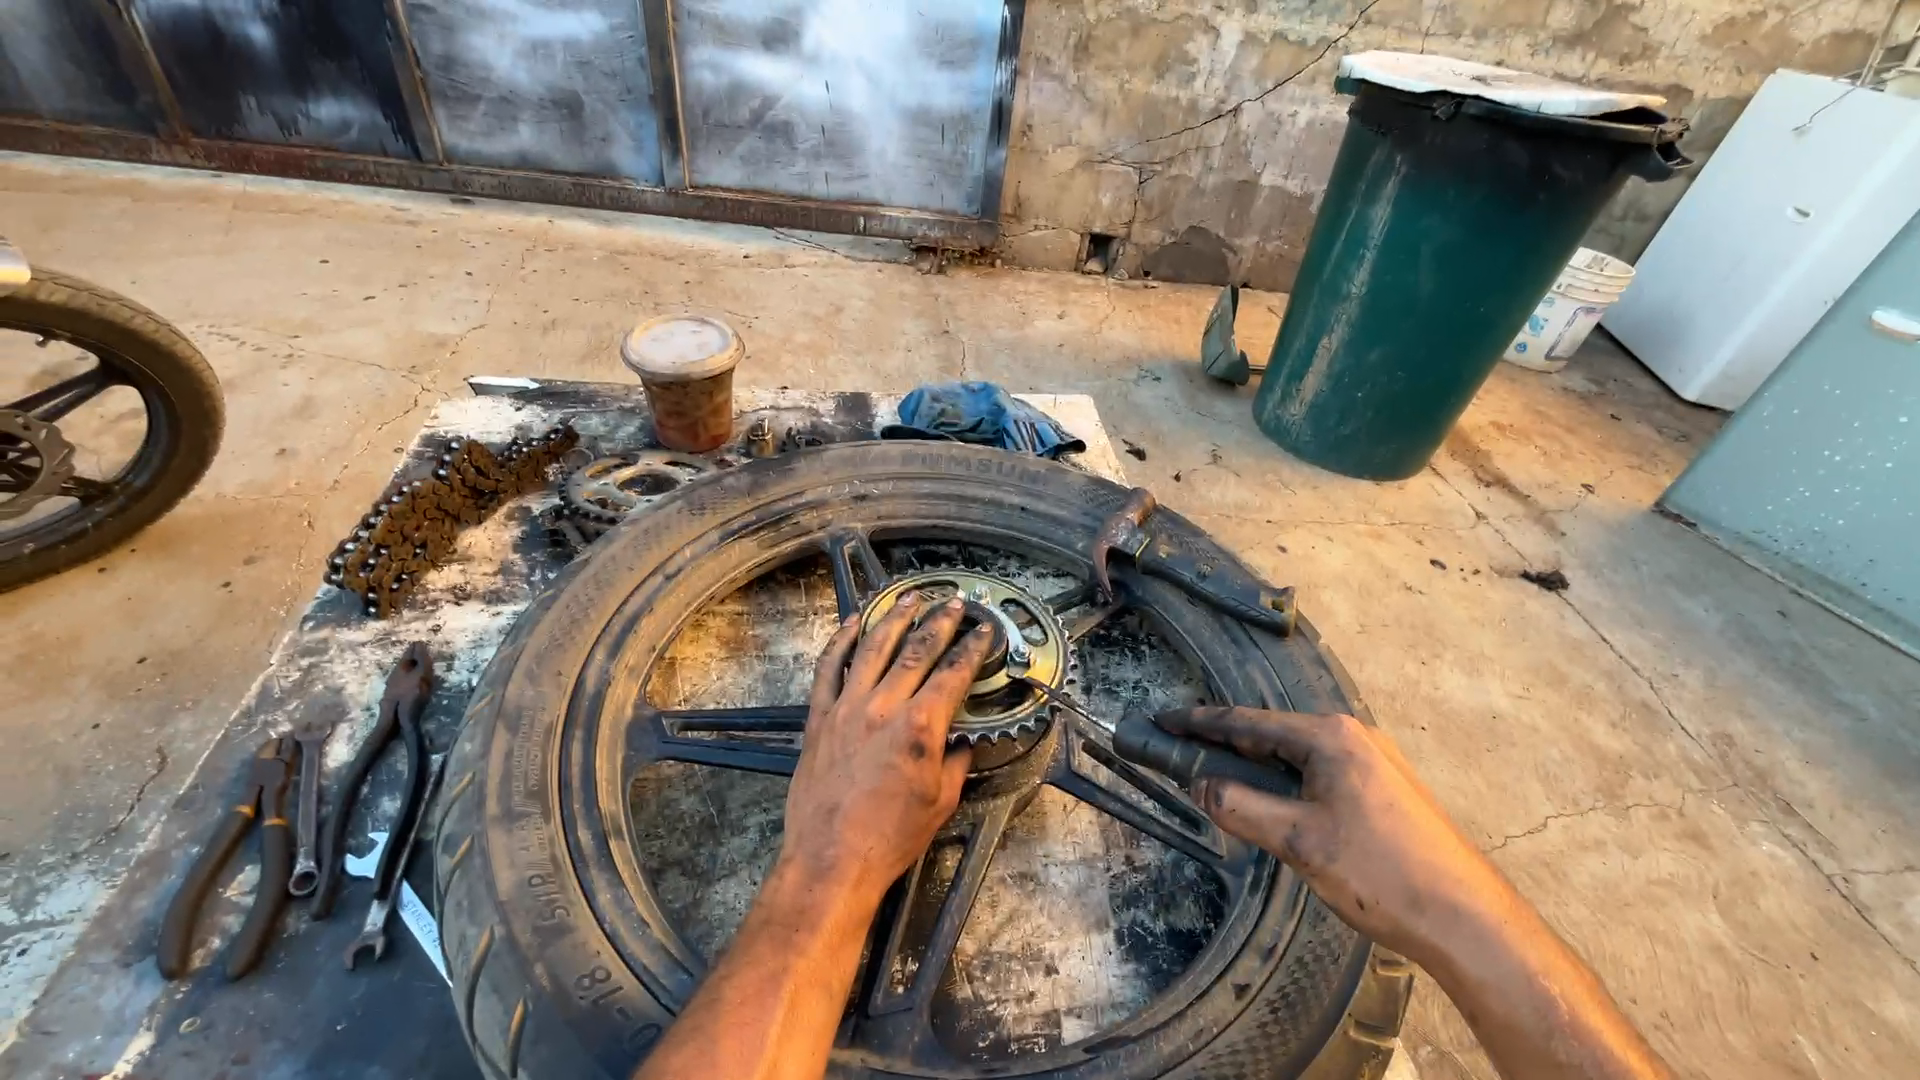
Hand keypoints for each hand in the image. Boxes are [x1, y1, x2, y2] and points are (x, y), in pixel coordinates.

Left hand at [779, 594, 993, 906]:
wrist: (831, 858)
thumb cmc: (892, 836)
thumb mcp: (942, 800)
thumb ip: (957, 759)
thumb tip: (965, 737)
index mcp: (920, 727)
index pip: (953, 674)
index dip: (973, 648)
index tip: (984, 631)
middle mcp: (883, 707)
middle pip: (916, 650)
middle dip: (940, 622)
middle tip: (954, 603)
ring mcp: (846, 707)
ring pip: (872, 648)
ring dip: (894, 618)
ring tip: (910, 596)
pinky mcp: (819, 716)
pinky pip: (828, 668)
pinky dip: (840, 641)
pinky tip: (852, 623)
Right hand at [1156, 708, 1516, 967]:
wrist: (1470, 920)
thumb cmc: (1380, 874)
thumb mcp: (1298, 842)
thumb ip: (1240, 806)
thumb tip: (1198, 785)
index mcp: (1329, 736)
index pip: (1248, 721)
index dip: (1200, 722)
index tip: (1163, 720)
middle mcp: (1352, 735)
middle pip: (1272, 730)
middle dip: (1226, 739)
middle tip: (1183, 748)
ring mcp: (1373, 758)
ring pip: (1297, 751)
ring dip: (1256, 760)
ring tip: (1219, 771)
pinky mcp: (1384, 785)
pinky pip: (1319, 768)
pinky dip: (1285, 776)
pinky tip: (1274, 795)